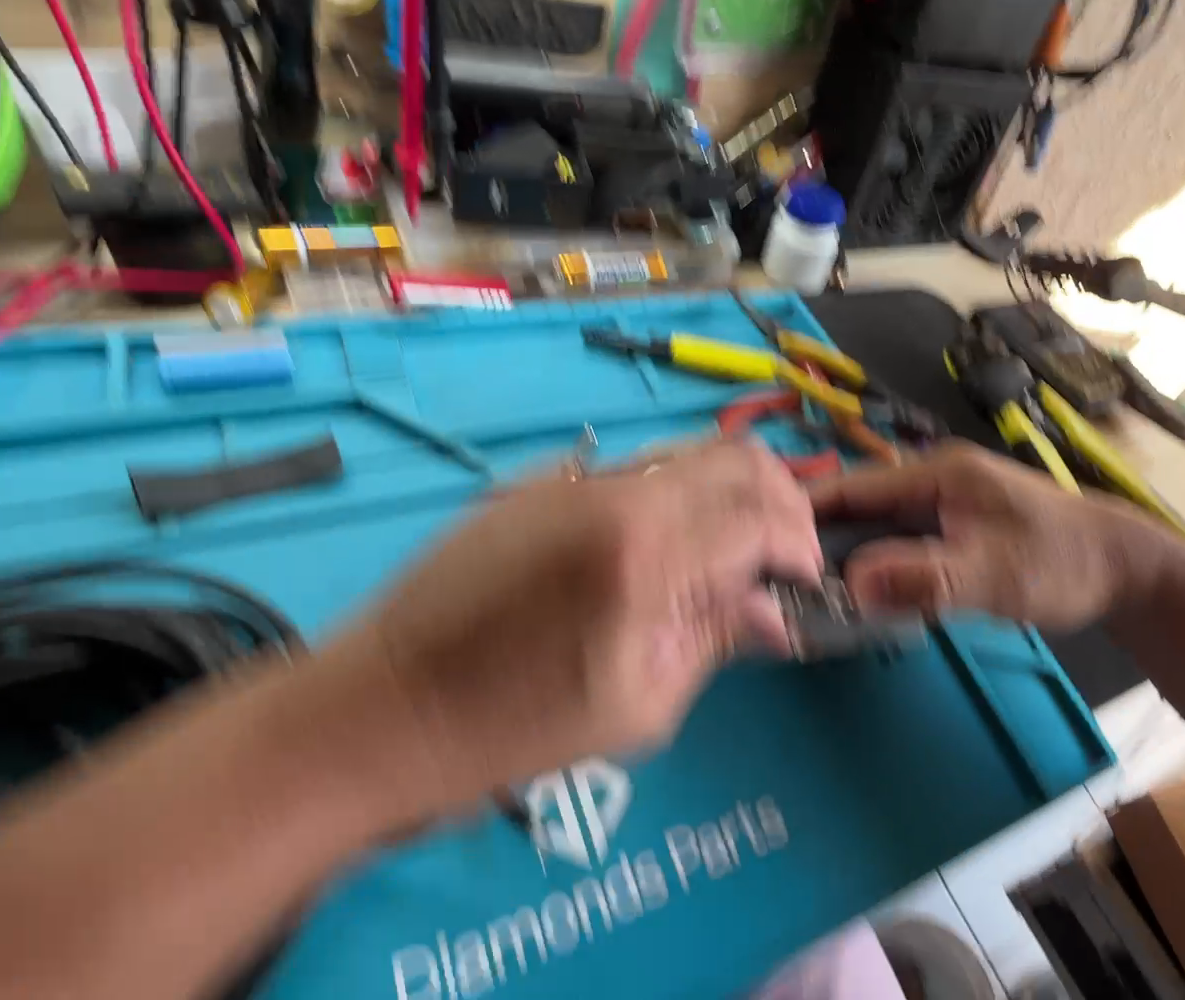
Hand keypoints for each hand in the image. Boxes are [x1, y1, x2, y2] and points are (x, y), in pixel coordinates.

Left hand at [321, 439, 821, 819]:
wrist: (381, 708)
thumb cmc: (513, 731)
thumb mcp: (639, 706)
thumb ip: (716, 638)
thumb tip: (777, 613)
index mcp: (645, 555)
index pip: (760, 515)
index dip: (799, 543)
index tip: (804, 579)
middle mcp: (615, 494)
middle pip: (733, 458)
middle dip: (779, 499)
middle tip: (783, 552)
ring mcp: (572, 480)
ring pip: (685, 453)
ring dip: (728, 491)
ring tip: (733, 548)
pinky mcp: (540, 483)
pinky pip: (631, 471)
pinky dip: (673, 496)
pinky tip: (663, 547)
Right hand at [809, 443, 1183, 629]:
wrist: (1124, 570)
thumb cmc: (1059, 563)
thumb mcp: (994, 574)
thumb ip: (924, 578)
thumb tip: (850, 586)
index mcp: (937, 474)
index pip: (855, 486)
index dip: (806, 510)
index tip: (758, 538)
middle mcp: (933, 482)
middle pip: (860, 508)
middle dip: (820, 541)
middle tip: (776, 580)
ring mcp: (944, 507)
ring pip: (879, 530)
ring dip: (848, 559)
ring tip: (805, 593)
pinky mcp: (954, 532)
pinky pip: (901, 546)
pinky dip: (877, 569)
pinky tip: (859, 597)